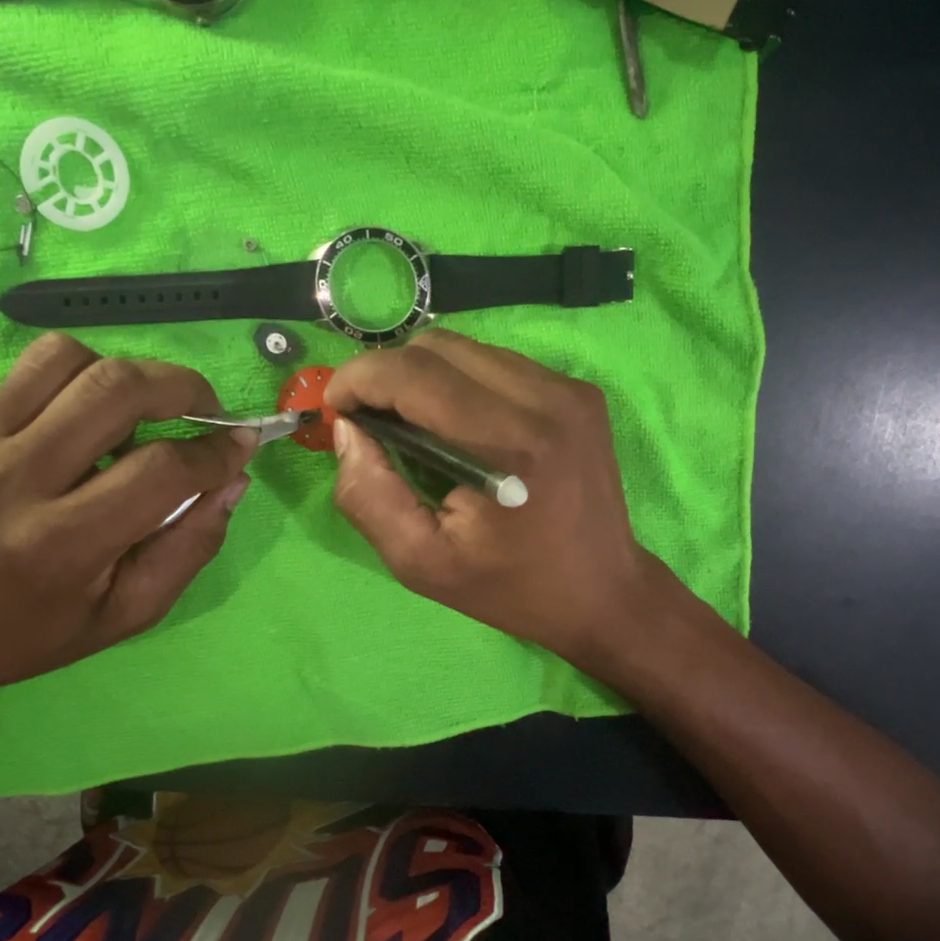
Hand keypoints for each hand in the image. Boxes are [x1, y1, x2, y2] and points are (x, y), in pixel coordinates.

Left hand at [0, 333, 256, 707]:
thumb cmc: (36, 632)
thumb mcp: (130, 613)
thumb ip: (190, 546)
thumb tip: (232, 481)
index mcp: (65, 542)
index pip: (160, 470)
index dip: (215, 453)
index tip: (243, 446)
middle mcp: (22, 479)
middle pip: (116, 390)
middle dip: (184, 388)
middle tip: (211, 412)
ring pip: (72, 360)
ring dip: (133, 373)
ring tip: (156, 407)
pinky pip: (37, 364)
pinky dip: (87, 369)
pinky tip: (103, 407)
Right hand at [325, 330, 663, 667]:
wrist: (603, 593)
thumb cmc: (511, 589)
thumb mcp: (422, 563)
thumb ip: (369, 495)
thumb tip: (347, 430)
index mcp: (509, 446)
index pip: (414, 374)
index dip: (359, 378)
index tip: (337, 407)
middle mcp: (545, 401)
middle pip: (437, 346)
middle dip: (388, 375)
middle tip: (372, 421)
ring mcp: (569, 390)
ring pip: (468, 348)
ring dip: (426, 376)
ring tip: (414, 425)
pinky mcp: (580, 393)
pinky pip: (499, 363)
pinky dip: (464, 382)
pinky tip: (460, 427)